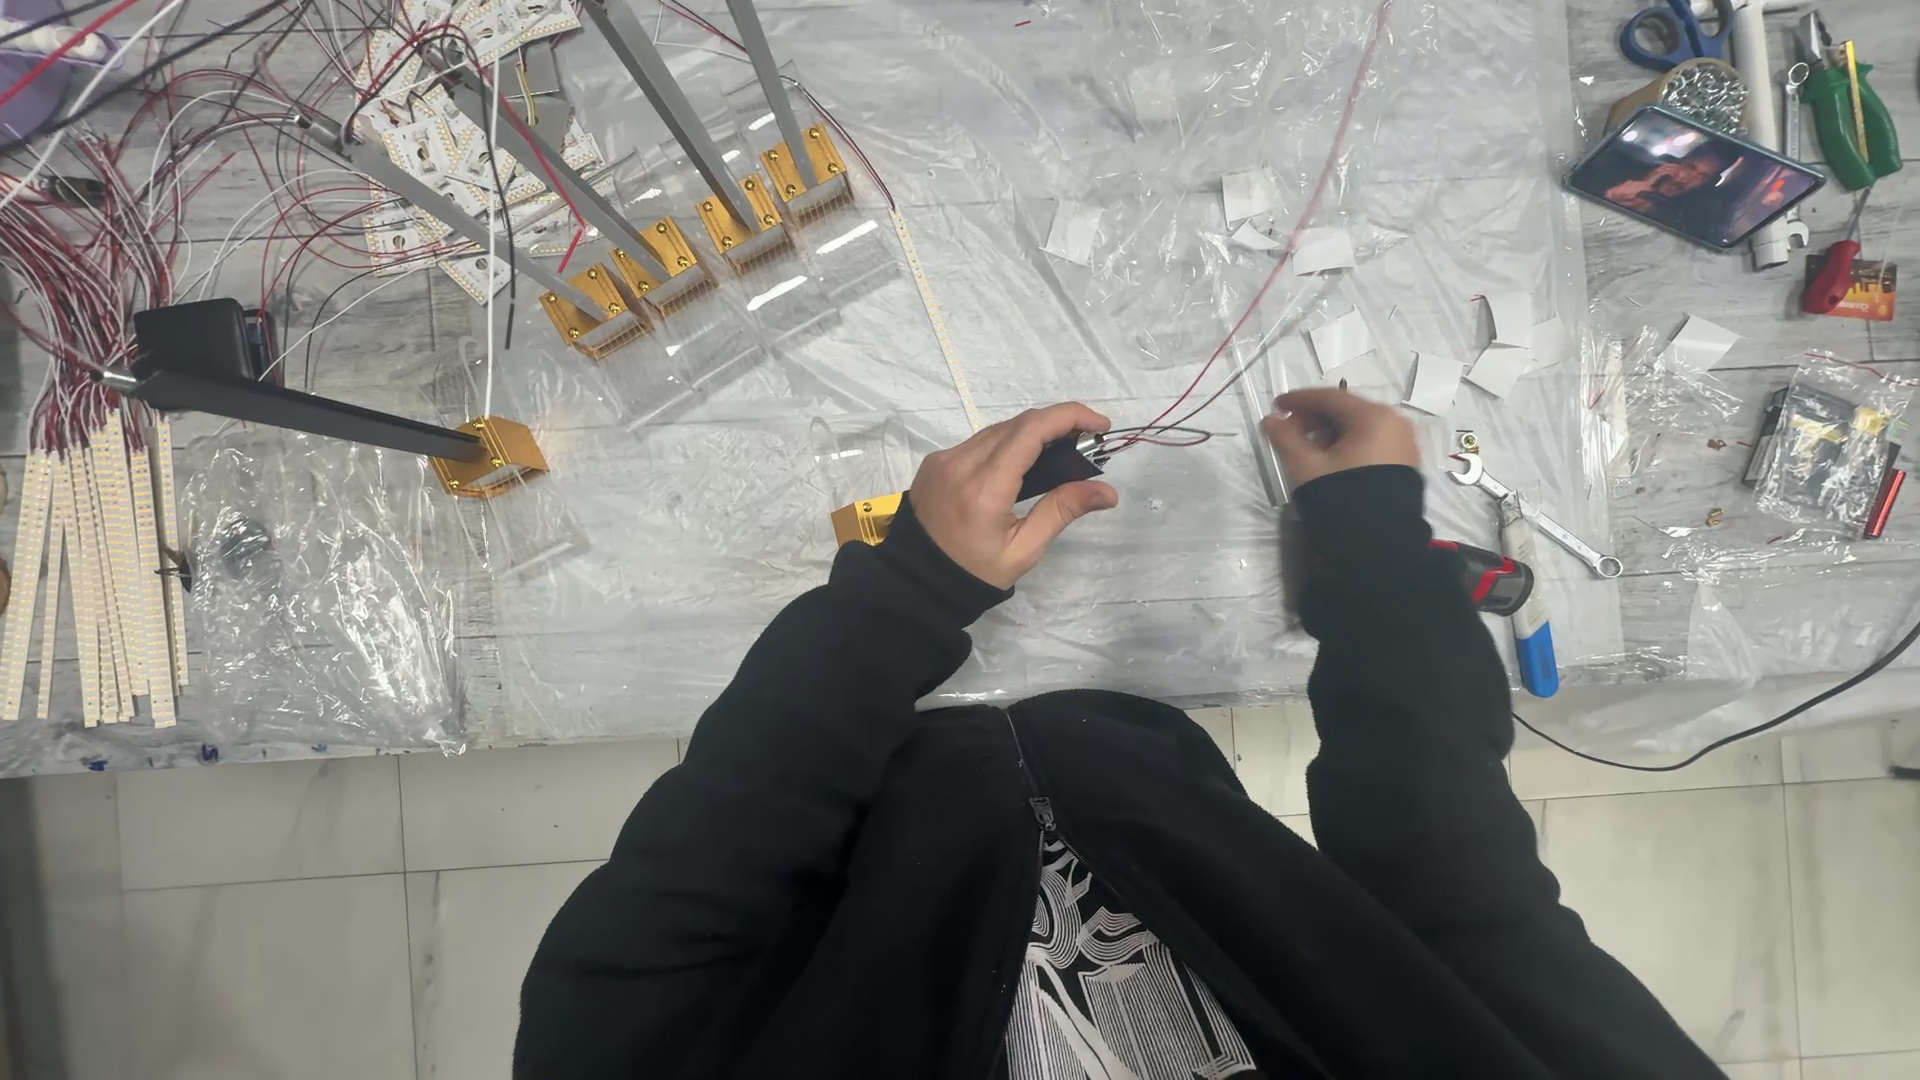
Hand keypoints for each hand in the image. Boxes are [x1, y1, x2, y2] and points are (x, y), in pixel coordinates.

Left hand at [909, 403, 1118, 588]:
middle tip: (1086, 445)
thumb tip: (1107, 491)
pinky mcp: (936, 462)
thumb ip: (1061, 511)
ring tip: (1059, 454)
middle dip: (1057, 425)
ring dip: (1031, 434)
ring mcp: (944, 459)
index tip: (1100, 426)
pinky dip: (1006, 444)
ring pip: (997, 430)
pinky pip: (978, 442)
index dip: (1070, 417)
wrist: (916, 580)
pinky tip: (1022, 464)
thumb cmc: (973, 572)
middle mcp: (961, 462)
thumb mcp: (1023, 549)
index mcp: (985, 486)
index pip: (1031, 430)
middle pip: (1018, 424)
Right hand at [1261, 387, 1419, 489]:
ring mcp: (1404, 442)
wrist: (1377, 540)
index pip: (1330, 398)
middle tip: (1288, 431)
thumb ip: (1285, 438)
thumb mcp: (1306, 466)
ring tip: (1306, 448)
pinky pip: (1371, 441)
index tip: (1275, 405)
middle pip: (1346, 410)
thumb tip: (1269, 420)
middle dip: (1313, 417)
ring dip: (1329, 431)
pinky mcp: (1405, 460)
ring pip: (1359, 426)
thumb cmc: (1340, 494)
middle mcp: (1395, 422)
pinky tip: (1330, 457)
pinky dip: (1347, 442)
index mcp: (1374, 417)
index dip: (1299, 400)